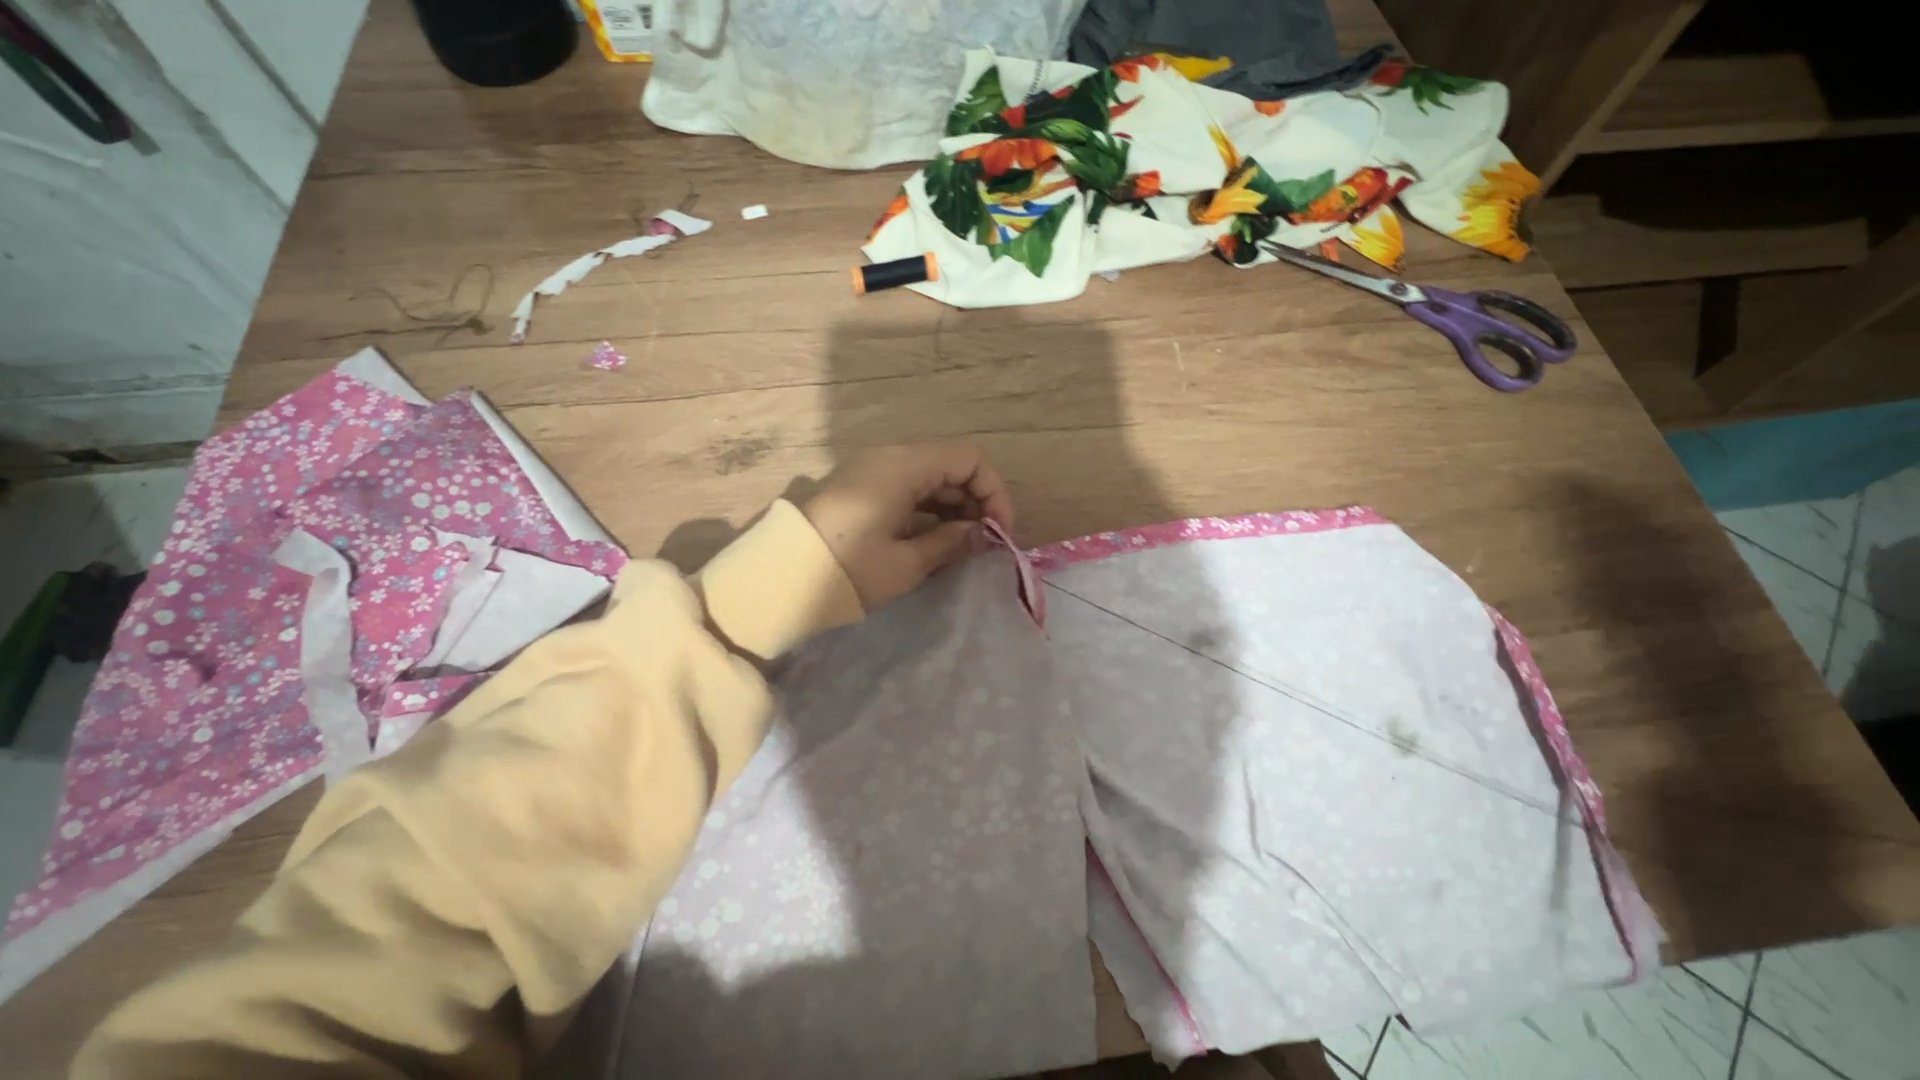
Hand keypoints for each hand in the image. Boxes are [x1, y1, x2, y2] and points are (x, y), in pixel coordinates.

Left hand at [802, 444, 1014, 610]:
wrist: (783, 578)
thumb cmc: (849, 568)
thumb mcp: (906, 562)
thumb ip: (950, 543)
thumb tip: (982, 535)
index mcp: (904, 466)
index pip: (969, 459)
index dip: (993, 492)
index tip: (999, 532)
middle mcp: (890, 459)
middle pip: (951, 466)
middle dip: (976, 501)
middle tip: (984, 543)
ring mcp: (874, 473)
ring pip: (931, 478)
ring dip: (954, 508)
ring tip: (963, 547)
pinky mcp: (863, 490)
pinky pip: (910, 489)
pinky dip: (930, 510)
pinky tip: (937, 540)